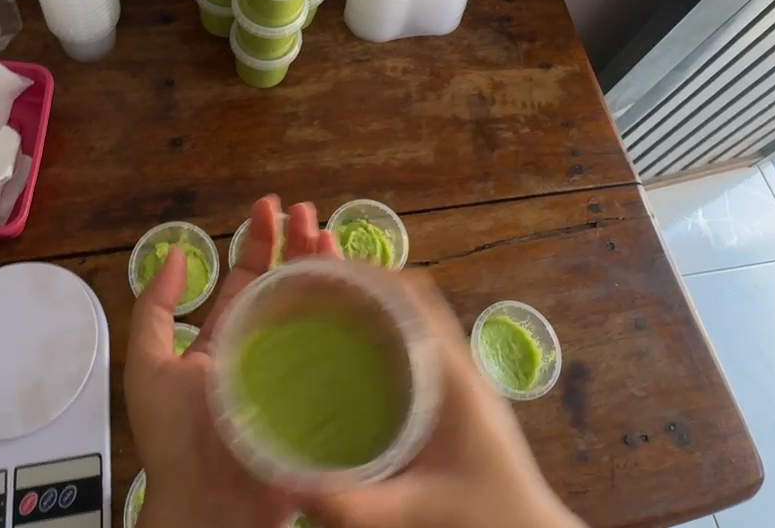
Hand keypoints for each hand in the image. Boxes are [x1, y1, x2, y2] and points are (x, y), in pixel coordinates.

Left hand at [126, 195, 340, 527]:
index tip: (272, 207)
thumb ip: (154, 309)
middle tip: (311, 211)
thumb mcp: (147, 366)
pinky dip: (350, 314)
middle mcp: (264, 345)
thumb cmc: (175, 441)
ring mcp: (296, 368)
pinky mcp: (321, 394)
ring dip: (325, 268)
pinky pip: (340, 348)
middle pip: (287, 283)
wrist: (208, 508)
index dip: (260, 240)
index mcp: (227, 336)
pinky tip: (359, 288)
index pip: (248, 276)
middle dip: (298, 243)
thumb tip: (178, 254)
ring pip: (316, 306)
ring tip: (332, 235)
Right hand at [292, 273, 584, 527]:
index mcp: (453, 372)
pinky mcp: (460, 392)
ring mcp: (463, 374)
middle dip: (366, 283)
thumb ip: (355, 504)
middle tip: (316, 289)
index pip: (414, 295)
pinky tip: (358, 356)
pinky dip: (389, 330)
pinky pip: (421, 340)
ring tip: (329, 310)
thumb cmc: (485, 517)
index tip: (327, 271)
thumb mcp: (416, 512)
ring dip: (379, 303)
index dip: (371, 274)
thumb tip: (289, 484)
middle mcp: (460, 361)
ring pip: (418, 315)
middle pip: (413, 296)